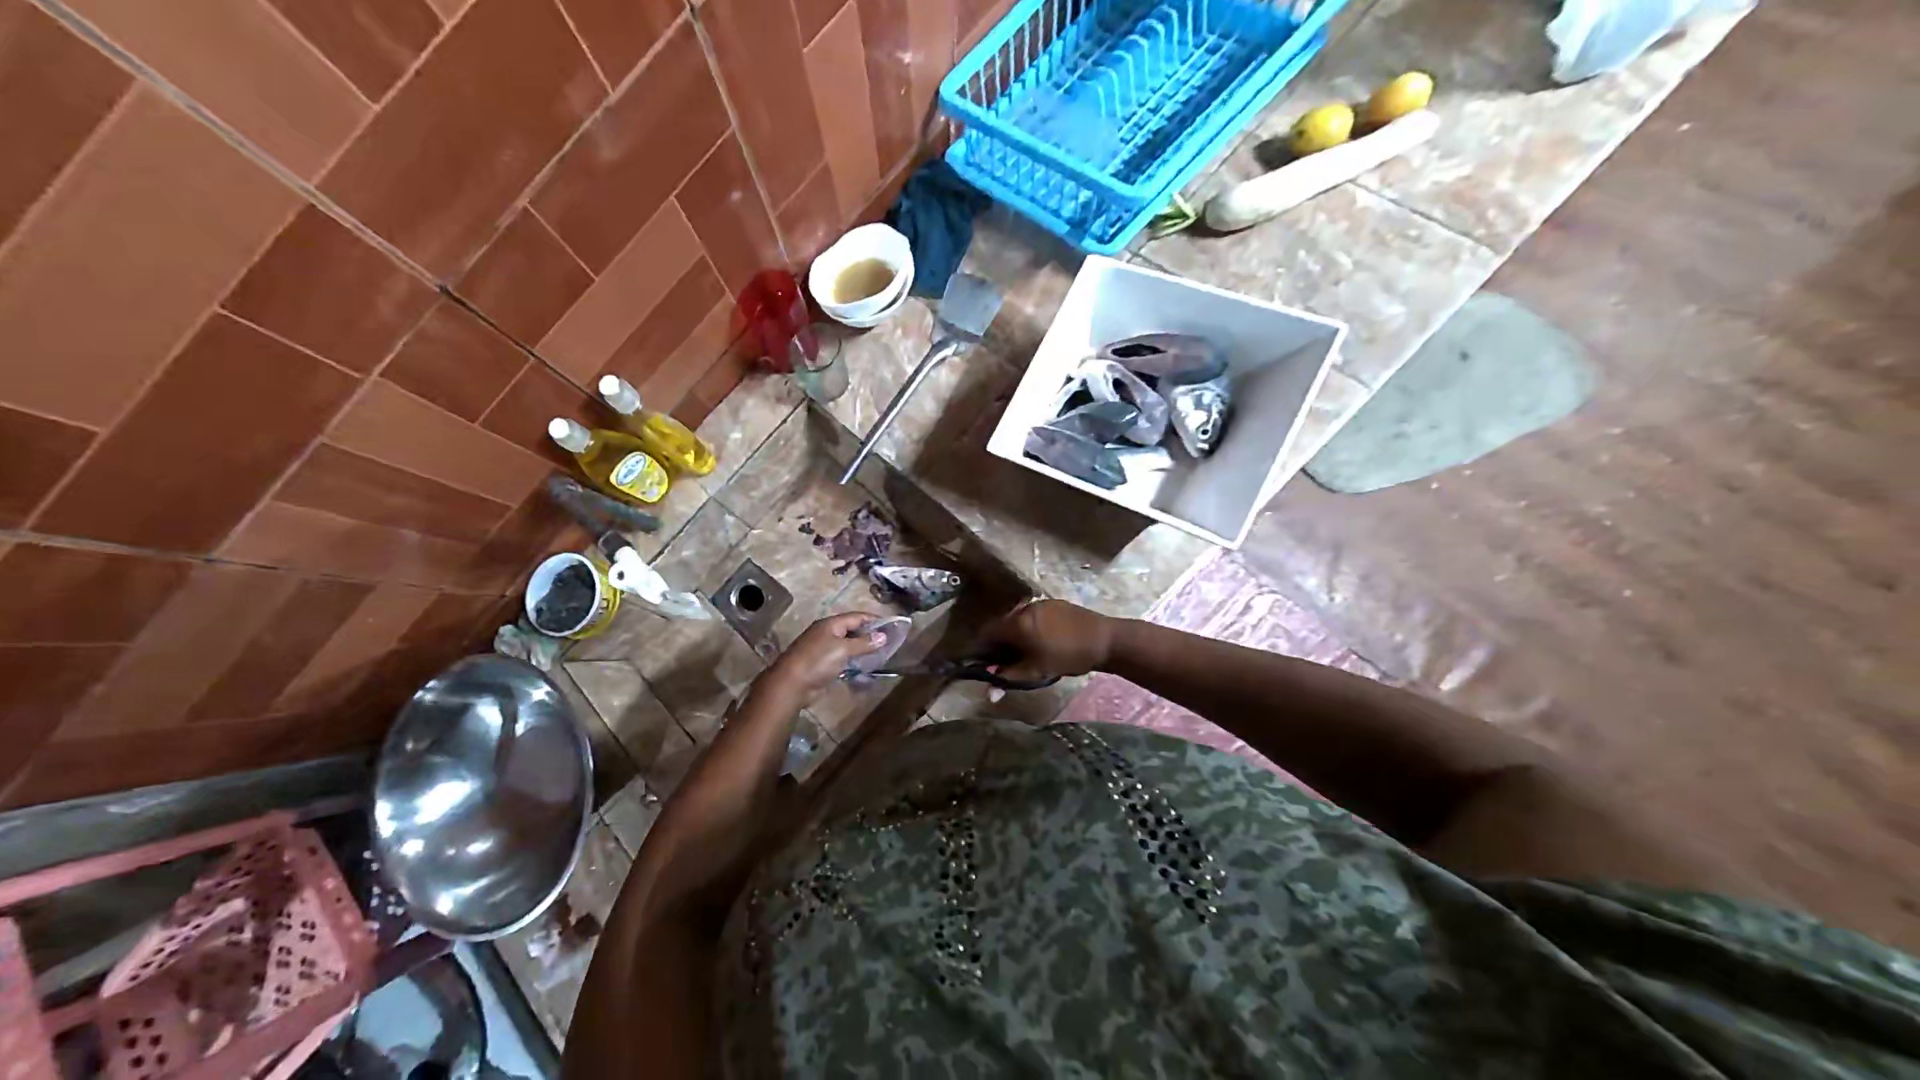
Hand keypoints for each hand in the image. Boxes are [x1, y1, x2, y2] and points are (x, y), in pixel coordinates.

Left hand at [762, 612, 887, 696]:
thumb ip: (864, 642)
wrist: (792, 684)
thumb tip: (883, 636)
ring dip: (862, 648)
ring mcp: (824, 649)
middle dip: (869, 634)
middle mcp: (827, 633)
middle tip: (889, 641)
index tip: (892, 625)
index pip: (856, 616)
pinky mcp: (823, 665)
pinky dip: (854, 660)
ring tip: (881, 653)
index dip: (874, 619)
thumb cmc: (817, 661)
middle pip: (852, 629)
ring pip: (848, 645)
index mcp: (830, 624)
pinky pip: (843, 658)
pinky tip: (865, 666)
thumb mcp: (843, 649)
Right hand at [977, 599, 1115, 683]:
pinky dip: (1032, 627)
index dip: (982, 648)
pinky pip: (1035, 615)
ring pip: (1019, 619)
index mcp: (1017, 623)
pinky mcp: (1055, 603)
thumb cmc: (1068, 657)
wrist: (1105, 639)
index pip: (987, 632)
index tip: (985, 662)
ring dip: (1017, 634)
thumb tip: (988, 692)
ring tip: (1028, 652)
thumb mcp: (1037, 671)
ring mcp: (1041, 603)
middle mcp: (1025, 608)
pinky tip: (1045, 640)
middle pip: (1003, 625)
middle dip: (1001, 643)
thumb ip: (1010, 677)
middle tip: (1007, 661)